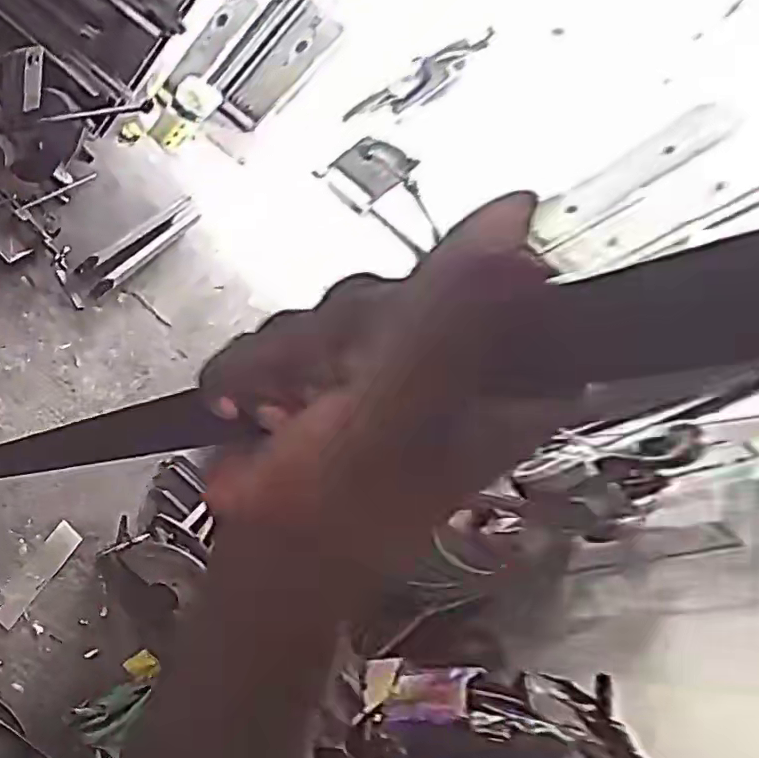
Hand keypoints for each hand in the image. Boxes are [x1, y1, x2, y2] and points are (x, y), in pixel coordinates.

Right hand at [196, 192, 574, 568]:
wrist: (260, 547)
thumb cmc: (338, 504)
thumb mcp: (399, 410)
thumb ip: (446, 318)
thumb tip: (513, 211)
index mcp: (498, 376)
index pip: (477, 285)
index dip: (417, 303)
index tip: (375, 355)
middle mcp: (434, 368)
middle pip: (378, 294)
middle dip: (325, 344)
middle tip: (317, 395)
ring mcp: (363, 372)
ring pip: (315, 314)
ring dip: (277, 367)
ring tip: (276, 415)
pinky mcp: (304, 378)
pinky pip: (270, 338)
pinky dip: (246, 374)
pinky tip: (250, 408)